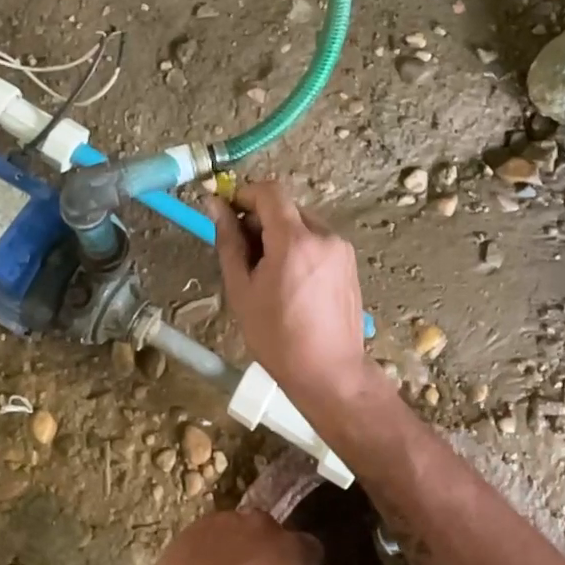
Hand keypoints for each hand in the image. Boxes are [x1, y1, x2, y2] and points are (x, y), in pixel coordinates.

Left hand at [138, 509, 320, 564]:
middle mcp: (264, 524)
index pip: (314, 550)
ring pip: (246, 534)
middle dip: (274, 560)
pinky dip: (219, 550)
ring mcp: (229, 519)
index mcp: (293, 550)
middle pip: (278, 538)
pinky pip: (218, 534)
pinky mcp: (199, 523)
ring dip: (246, 553)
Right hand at [207, 182, 378, 419]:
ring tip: (267, 273)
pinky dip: (299, 248)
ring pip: (301, 224)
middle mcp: (323, 235)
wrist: (330, 373)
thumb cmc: (277, 337)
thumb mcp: (241, 290)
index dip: (244, 194)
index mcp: (295, 240)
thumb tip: (215, 204)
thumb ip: (229, 241)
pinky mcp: (349, 262)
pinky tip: (290, 282)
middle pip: (285, 207)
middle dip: (260, 220)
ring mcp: (341, 248)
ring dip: (280, 235)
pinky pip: (317, 240)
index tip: (228, 213)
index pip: (270, 191)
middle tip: (243, 253)